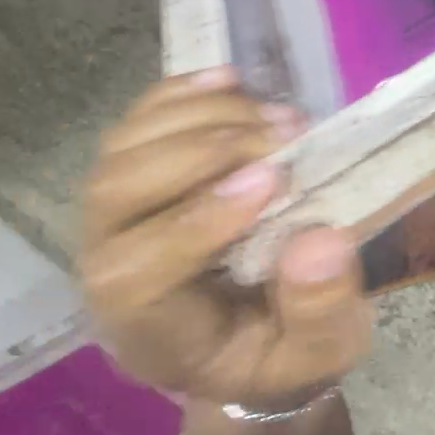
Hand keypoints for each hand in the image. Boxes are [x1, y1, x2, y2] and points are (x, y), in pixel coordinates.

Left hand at [79, 68, 371, 409]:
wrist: (256, 339)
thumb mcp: (322, 352)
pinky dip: (180, 95)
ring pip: (123, 150)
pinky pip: (137, 125)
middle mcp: (113, 268)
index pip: (135, 271)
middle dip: (203, 153)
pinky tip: (234, 81)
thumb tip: (321, 238)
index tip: (273, 182)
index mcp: (147, 326)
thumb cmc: (284, 352)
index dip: (196, 220)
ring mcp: (118, 218)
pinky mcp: (141, 179)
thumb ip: (321, 309)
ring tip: (279, 115)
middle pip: (117, 194)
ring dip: (201, 117)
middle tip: (287, 137)